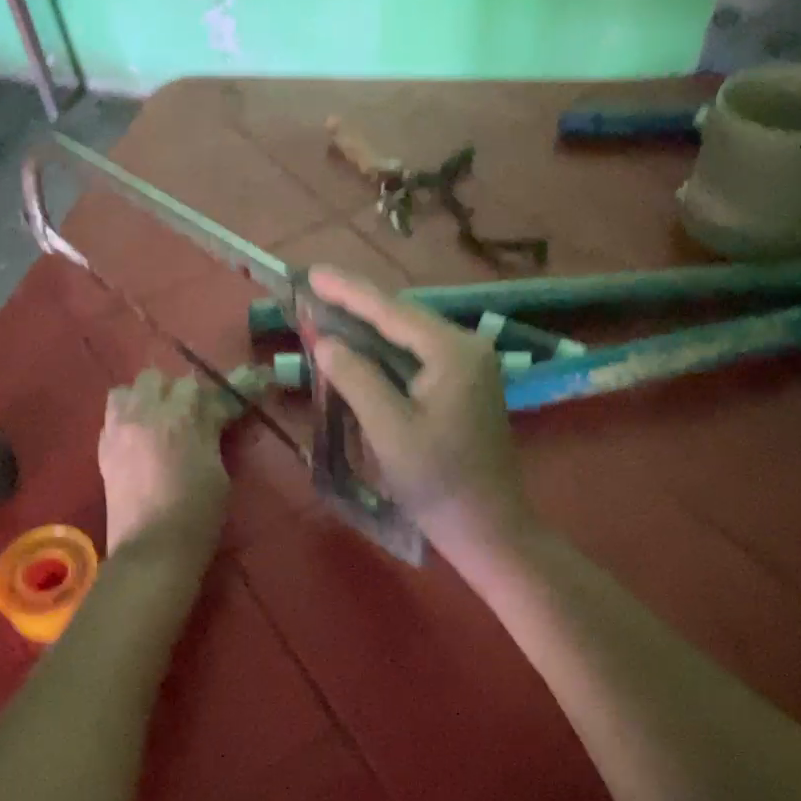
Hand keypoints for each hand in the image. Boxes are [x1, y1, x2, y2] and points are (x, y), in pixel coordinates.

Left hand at [99, 367, 256, 556]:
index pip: (198, 385)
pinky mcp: (103, 449)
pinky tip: (139, 443)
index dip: (215, 394)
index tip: (226, 403)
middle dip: (174, 393)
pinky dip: (127, 421)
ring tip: (156, 423)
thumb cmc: (197, 516)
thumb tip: (210, 419)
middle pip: (157, 378)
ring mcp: (118, 430)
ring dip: (144, 400)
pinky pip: (112, 417)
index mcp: (180, 417)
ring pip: (126, 391)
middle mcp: (144, 413)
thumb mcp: (217, 471)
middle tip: (189, 417)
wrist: (153, 551)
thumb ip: (209, 434)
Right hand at [308, 268, 534, 556]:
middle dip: (356, 306)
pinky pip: (417, 359)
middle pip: (402, 318)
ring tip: (327, 314)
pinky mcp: (464, 387)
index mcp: (453, 352)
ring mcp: (469, 367)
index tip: (312, 273)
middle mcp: (467, 348)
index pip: (392, 311)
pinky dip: (384, 355)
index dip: (348, 292)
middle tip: (312, 291)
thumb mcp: (389, 430)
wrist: (488, 526)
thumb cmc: (438, 482)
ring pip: (408, 338)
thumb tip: (326, 342)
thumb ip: (357, 379)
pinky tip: (359, 351)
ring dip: (368, 329)